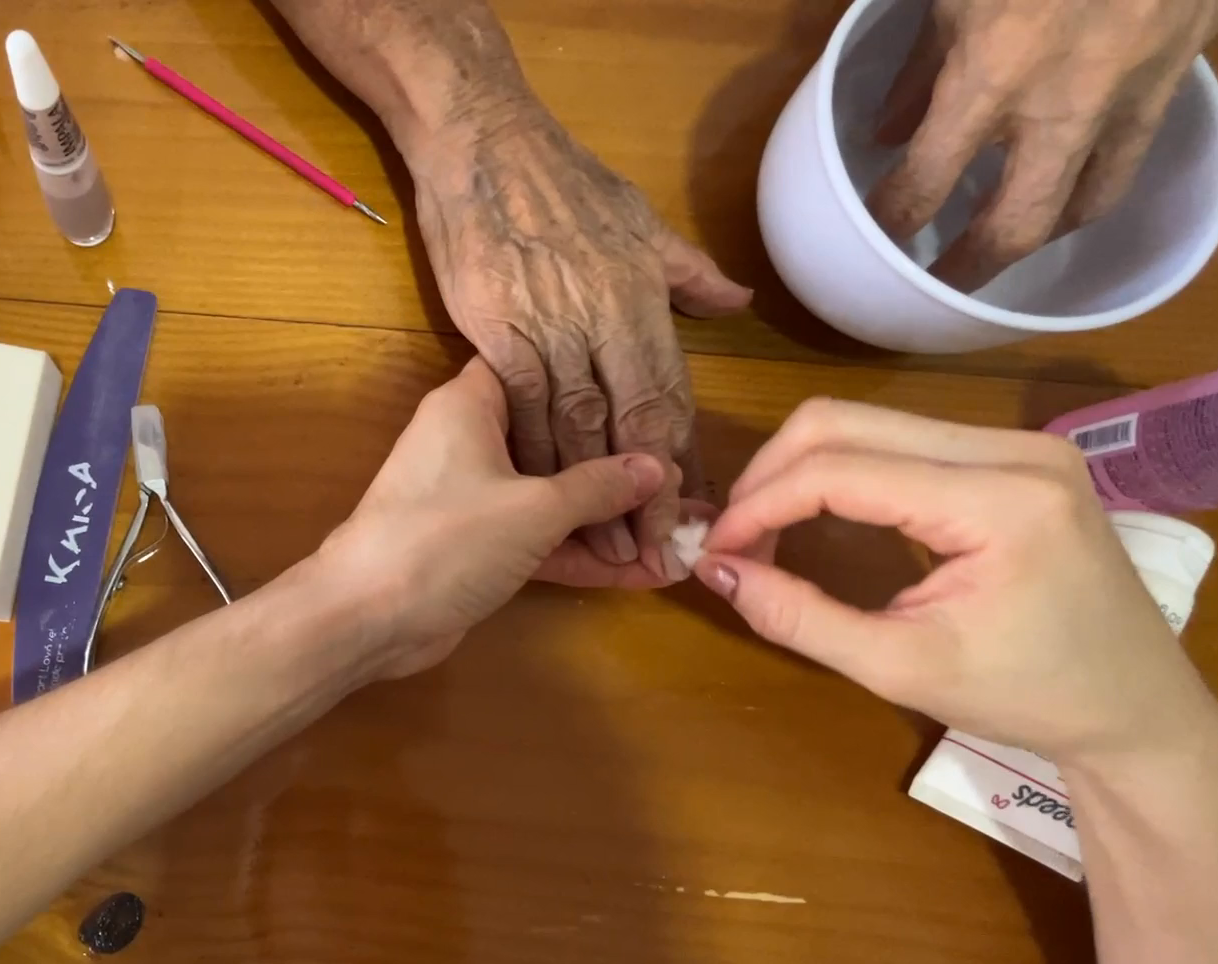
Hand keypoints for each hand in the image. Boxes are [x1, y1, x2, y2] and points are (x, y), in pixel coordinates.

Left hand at [315, 359, 670, 679]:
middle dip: (615, 469)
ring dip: (603, 522)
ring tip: (672, 541)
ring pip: (546, 497)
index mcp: (468, 405)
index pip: (537, 370)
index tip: (648, 395)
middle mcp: (466, 442)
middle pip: (552, 440)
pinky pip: (533, 539)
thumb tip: (656, 467)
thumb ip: (598, 485)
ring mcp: (469, 497)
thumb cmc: (447, 538)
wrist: (368, 616)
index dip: (592, 380)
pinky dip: (575, 554)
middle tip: (682, 488)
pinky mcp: (472, 546)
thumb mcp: (534, 507)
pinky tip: (636, 574)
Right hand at [409, 106, 750, 581]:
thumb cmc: (560, 185)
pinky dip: (533, 459)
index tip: (693, 512)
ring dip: (588, 494)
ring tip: (603, 549)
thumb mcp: (638, 220)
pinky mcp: (494, 341)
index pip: (670, 396)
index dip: (683, 460)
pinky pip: (521, 412)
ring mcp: (544, 335)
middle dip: (642, 497)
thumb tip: (736, 299)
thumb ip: (686, 271)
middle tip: (653, 555)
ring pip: (575, 430)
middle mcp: (599, 325)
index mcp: (639, 302)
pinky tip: (540, 498)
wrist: (481, 154)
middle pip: (629, 426)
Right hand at [694, 399, 1215, 765]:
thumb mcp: (894, 668)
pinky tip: (811, 516)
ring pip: (855, 422)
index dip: (758, 506)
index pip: (837, 471)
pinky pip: (884, 438)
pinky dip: (827, 472)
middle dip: (765, 477)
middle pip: (838, 422)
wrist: (1135, 708)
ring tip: (765, 531)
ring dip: (791, 472)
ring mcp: (1012, 446)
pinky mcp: (1002, 456)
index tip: (714, 552)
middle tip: (734, 536)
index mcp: (1000, 502)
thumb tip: (712, 570)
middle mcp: (1010, 451)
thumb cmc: (1023, 696)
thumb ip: (795, 617)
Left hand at [870, 0, 1217, 290]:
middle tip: (939, 284)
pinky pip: (1140, 144)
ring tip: (1006, 245)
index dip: (890, 223)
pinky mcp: (1190, 61)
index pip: (919, 190)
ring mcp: (1138, 84)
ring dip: (1044, 232)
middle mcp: (1066, 101)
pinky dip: (1099, 177)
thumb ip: (916, 73)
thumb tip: (883, 135)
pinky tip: (1069, 180)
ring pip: (1094, 196)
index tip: (874, 235)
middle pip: (1020, 225)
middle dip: (973, 266)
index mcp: (990, 81)